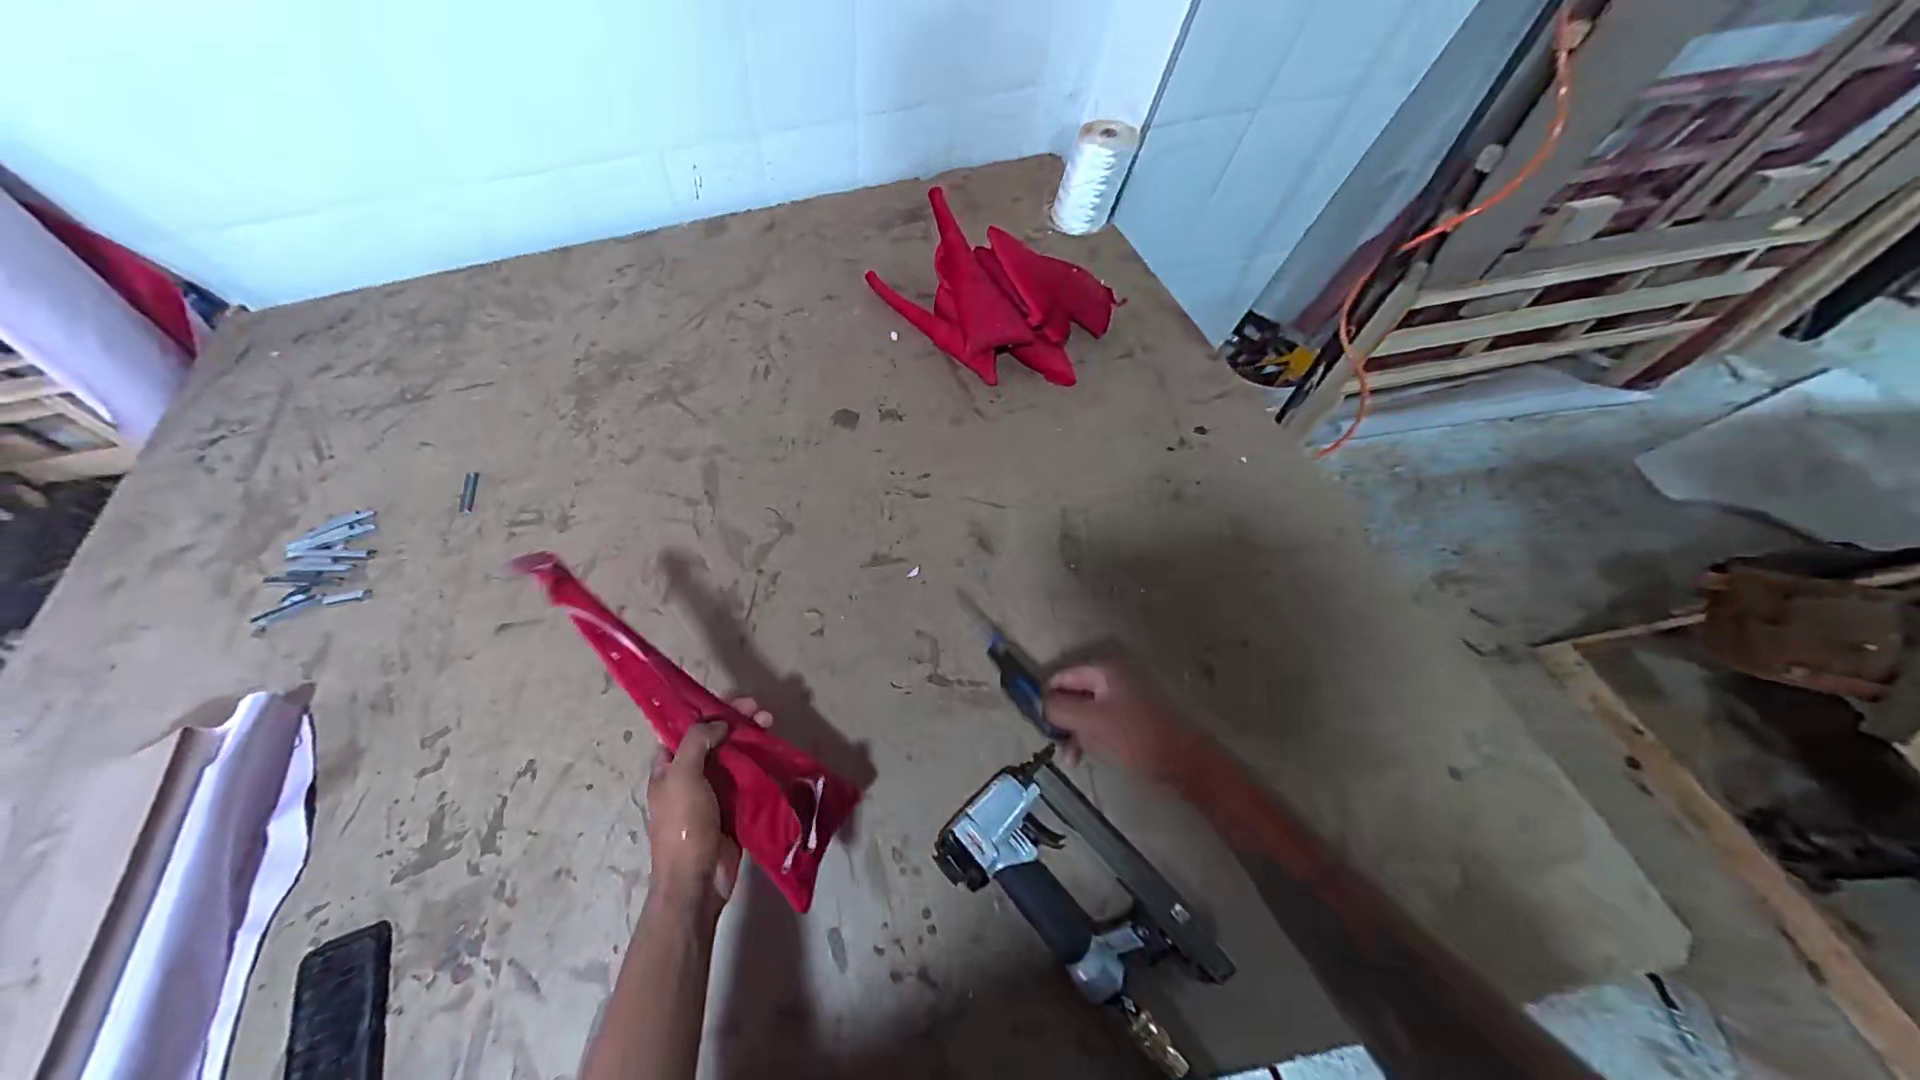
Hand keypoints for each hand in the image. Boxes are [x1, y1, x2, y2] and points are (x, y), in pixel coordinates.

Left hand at [645, 698, 773, 911]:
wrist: (698, 879)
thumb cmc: (684, 825)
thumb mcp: (682, 777)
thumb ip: (697, 742)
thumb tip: (718, 724)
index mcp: (669, 768)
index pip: (684, 730)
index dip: (707, 712)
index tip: (732, 702)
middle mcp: (690, 776)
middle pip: (714, 740)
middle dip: (736, 722)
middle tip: (760, 712)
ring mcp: (714, 792)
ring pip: (735, 756)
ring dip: (752, 739)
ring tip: (771, 725)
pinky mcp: (735, 807)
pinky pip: (749, 777)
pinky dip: (761, 762)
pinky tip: (775, 752)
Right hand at [1044, 662, 1197, 778]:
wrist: (1183, 763)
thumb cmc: (1133, 737)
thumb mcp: (1088, 721)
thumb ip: (1057, 708)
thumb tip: (1040, 703)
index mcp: (1104, 670)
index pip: (1061, 676)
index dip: (1046, 697)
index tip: (1038, 723)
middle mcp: (1114, 678)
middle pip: (1073, 694)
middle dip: (1062, 720)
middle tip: (1056, 744)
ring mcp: (1125, 699)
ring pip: (1086, 712)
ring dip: (1075, 733)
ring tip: (1072, 759)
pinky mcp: (1133, 720)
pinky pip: (1102, 724)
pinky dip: (1091, 738)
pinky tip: (1087, 756)